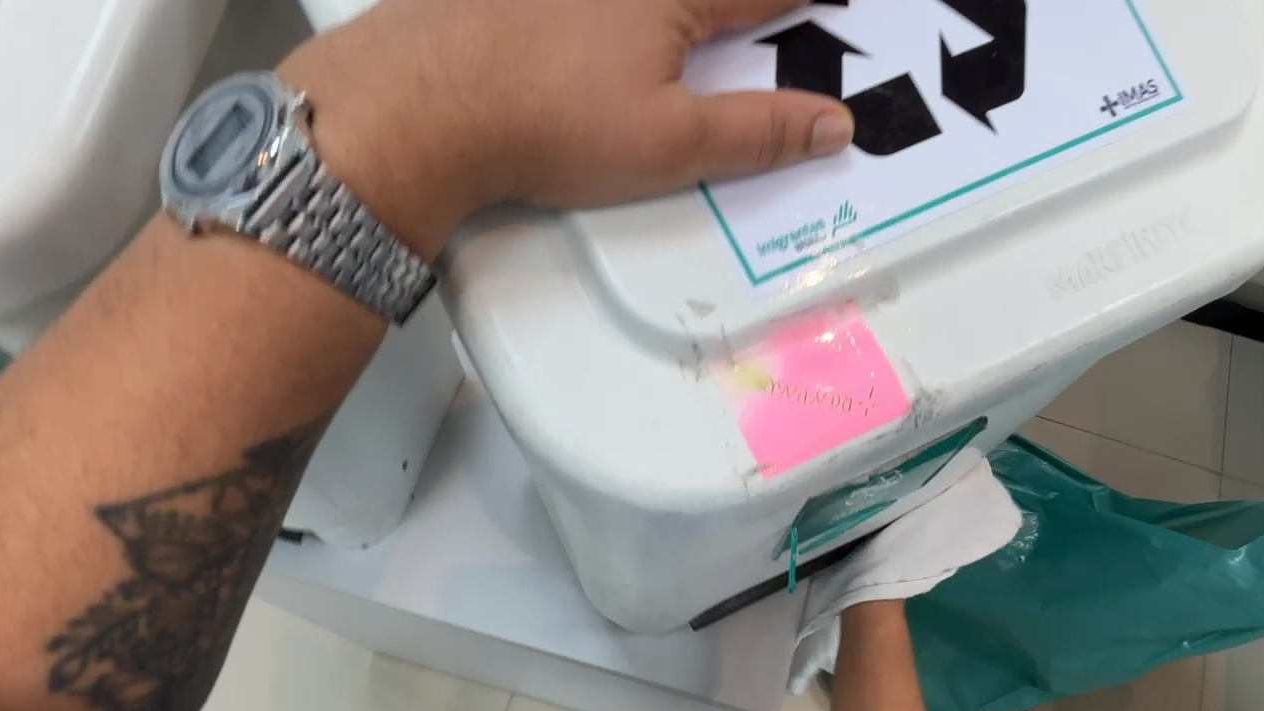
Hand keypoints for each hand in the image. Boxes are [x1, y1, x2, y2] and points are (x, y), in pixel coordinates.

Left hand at [279, 0, 854, 256]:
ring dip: (676, 22)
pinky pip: (587, 3)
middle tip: (749, 25)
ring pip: (644, 3)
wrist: (428, 106)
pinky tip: (601, 28)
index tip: (831, 4)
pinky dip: (610, 18)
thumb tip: (835, 128)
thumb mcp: (673, 144)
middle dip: (735, 13)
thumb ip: (759, 135)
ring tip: (694, 29)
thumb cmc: (553, 122)